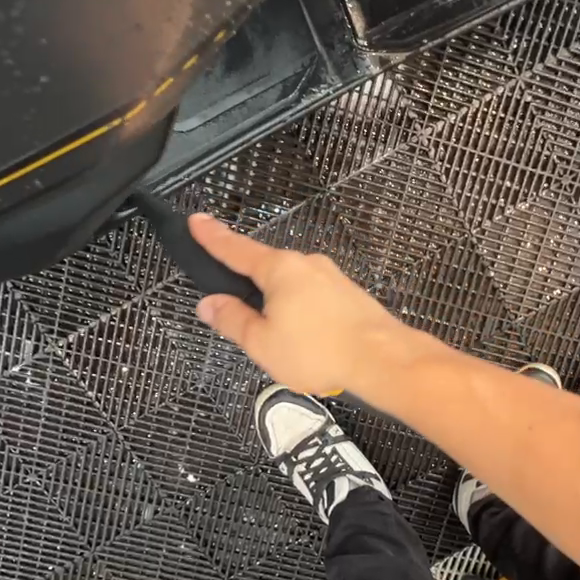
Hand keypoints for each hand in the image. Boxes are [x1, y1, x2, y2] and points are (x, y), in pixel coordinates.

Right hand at [188, 213, 422, 394]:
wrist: (382, 359)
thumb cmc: (322, 352)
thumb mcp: (262, 343)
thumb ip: (232, 320)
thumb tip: (209, 305)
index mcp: (279, 270)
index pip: (236, 248)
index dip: (212, 236)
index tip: (198, 220)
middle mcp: (307, 265)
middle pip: (267, 270)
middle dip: (252, 291)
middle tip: (245, 319)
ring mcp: (331, 278)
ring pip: (293, 289)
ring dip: (282, 310)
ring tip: (285, 345)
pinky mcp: (349, 295)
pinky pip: (315, 300)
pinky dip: (305, 317)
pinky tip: (310, 343)